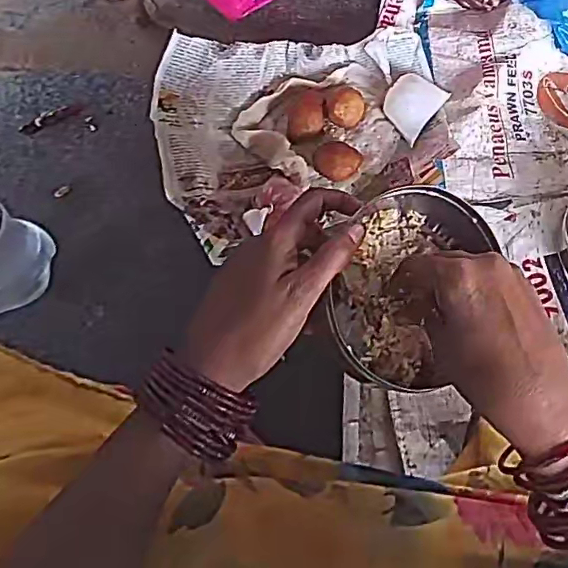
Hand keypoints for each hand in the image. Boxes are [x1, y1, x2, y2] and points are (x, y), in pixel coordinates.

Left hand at [180, 188, 363, 390]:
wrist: (206, 367)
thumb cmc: (255, 332)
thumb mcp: (303, 294)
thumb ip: (331, 257)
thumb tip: (356, 228)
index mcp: (275, 239)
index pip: (312, 200)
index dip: (340, 200)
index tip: (360, 213)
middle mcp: (258, 244)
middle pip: (303, 226)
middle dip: (330, 241)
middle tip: (346, 267)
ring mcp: (247, 262)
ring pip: (291, 250)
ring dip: (314, 264)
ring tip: (326, 297)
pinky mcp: (240, 282)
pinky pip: (277, 269)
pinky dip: (296, 279)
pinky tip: (302, 310)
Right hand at [394, 252, 567, 454]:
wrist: (542, 398)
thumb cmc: (496, 381)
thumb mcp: (443, 348)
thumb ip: (428, 317)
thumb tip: (422, 308)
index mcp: (459, 276)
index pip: (418, 265)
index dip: (402, 280)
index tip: (397, 291)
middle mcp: (486, 265)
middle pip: (444, 260)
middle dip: (428, 280)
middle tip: (416, 302)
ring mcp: (509, 273)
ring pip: (469, 266)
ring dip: (453, 282)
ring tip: (445, 310)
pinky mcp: (525, 284)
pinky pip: (490, 276)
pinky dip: (477, 287)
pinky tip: (472, 312)